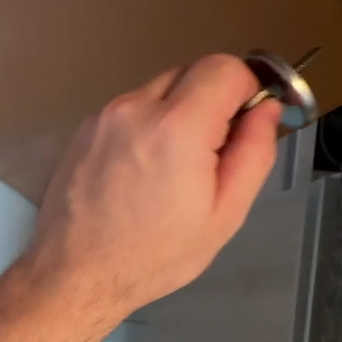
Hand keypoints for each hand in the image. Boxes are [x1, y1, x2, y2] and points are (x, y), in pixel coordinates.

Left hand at [20, 54, 280, 318]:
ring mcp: (102, 118)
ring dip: (175, 115)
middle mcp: (133, 109)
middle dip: (211, 101)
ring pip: (157, 91)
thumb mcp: (224, 214)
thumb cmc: (152, 255)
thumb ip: (253, 152)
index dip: (245, 90)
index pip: (224, 67)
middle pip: (190, 72)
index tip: (244, 123)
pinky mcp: (82, 132)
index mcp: (175, 126)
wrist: (74, 274)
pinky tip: (139, 174)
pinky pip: (128, 112)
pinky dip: (144, 128)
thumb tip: (266, 109)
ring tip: (170, 171)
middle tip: (210, 154)